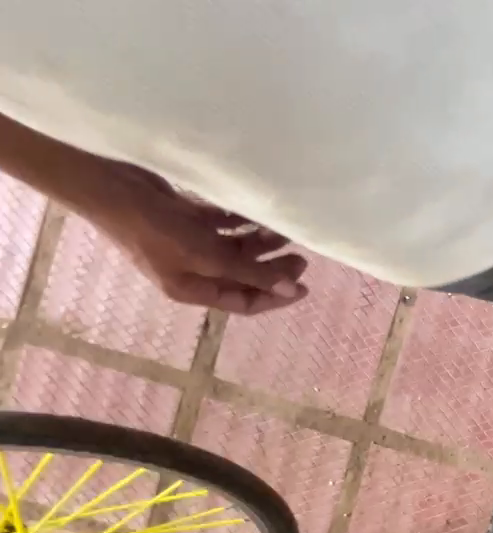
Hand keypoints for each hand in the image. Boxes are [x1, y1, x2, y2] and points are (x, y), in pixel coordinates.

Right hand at [89, 163, 308, 315]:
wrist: (100, 182)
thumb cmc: (150, 226)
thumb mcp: (207, 256)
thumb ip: (251, 273)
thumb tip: (291, 290)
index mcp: (192, 288)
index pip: (245, 302)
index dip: (277, 297)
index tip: (305, 286)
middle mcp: (191, 268)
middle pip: (246, 275)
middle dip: (275, 269)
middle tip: (301, 257)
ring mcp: (187, 242)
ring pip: (238, 249)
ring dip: (262, 242)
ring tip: (283, 231)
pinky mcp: (184, 218)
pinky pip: (223, 224)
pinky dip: (242, 222)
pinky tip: (259, 215)